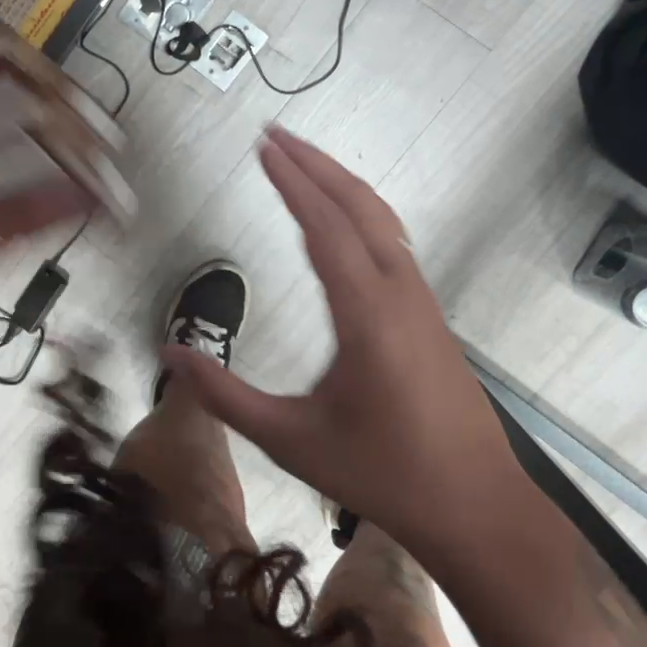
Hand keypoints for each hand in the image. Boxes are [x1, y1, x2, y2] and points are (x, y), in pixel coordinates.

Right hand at [162, 126, 525, 553]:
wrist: (478, 510)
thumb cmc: (383, 476)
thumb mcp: (291, 440)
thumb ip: (225, 396)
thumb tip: (168, 353)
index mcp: (368, 317)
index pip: (326, 229)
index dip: (293, 183)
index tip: (264, 148)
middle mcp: (401, 296)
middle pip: (361, 209)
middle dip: (317, 166)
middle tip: (275, 135)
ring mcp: (422, 303)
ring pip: (384, 222)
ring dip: (343, 184)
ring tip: (303, 161)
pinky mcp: (430, 317)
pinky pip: (394, 243)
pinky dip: (362, 212)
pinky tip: (344, 218)